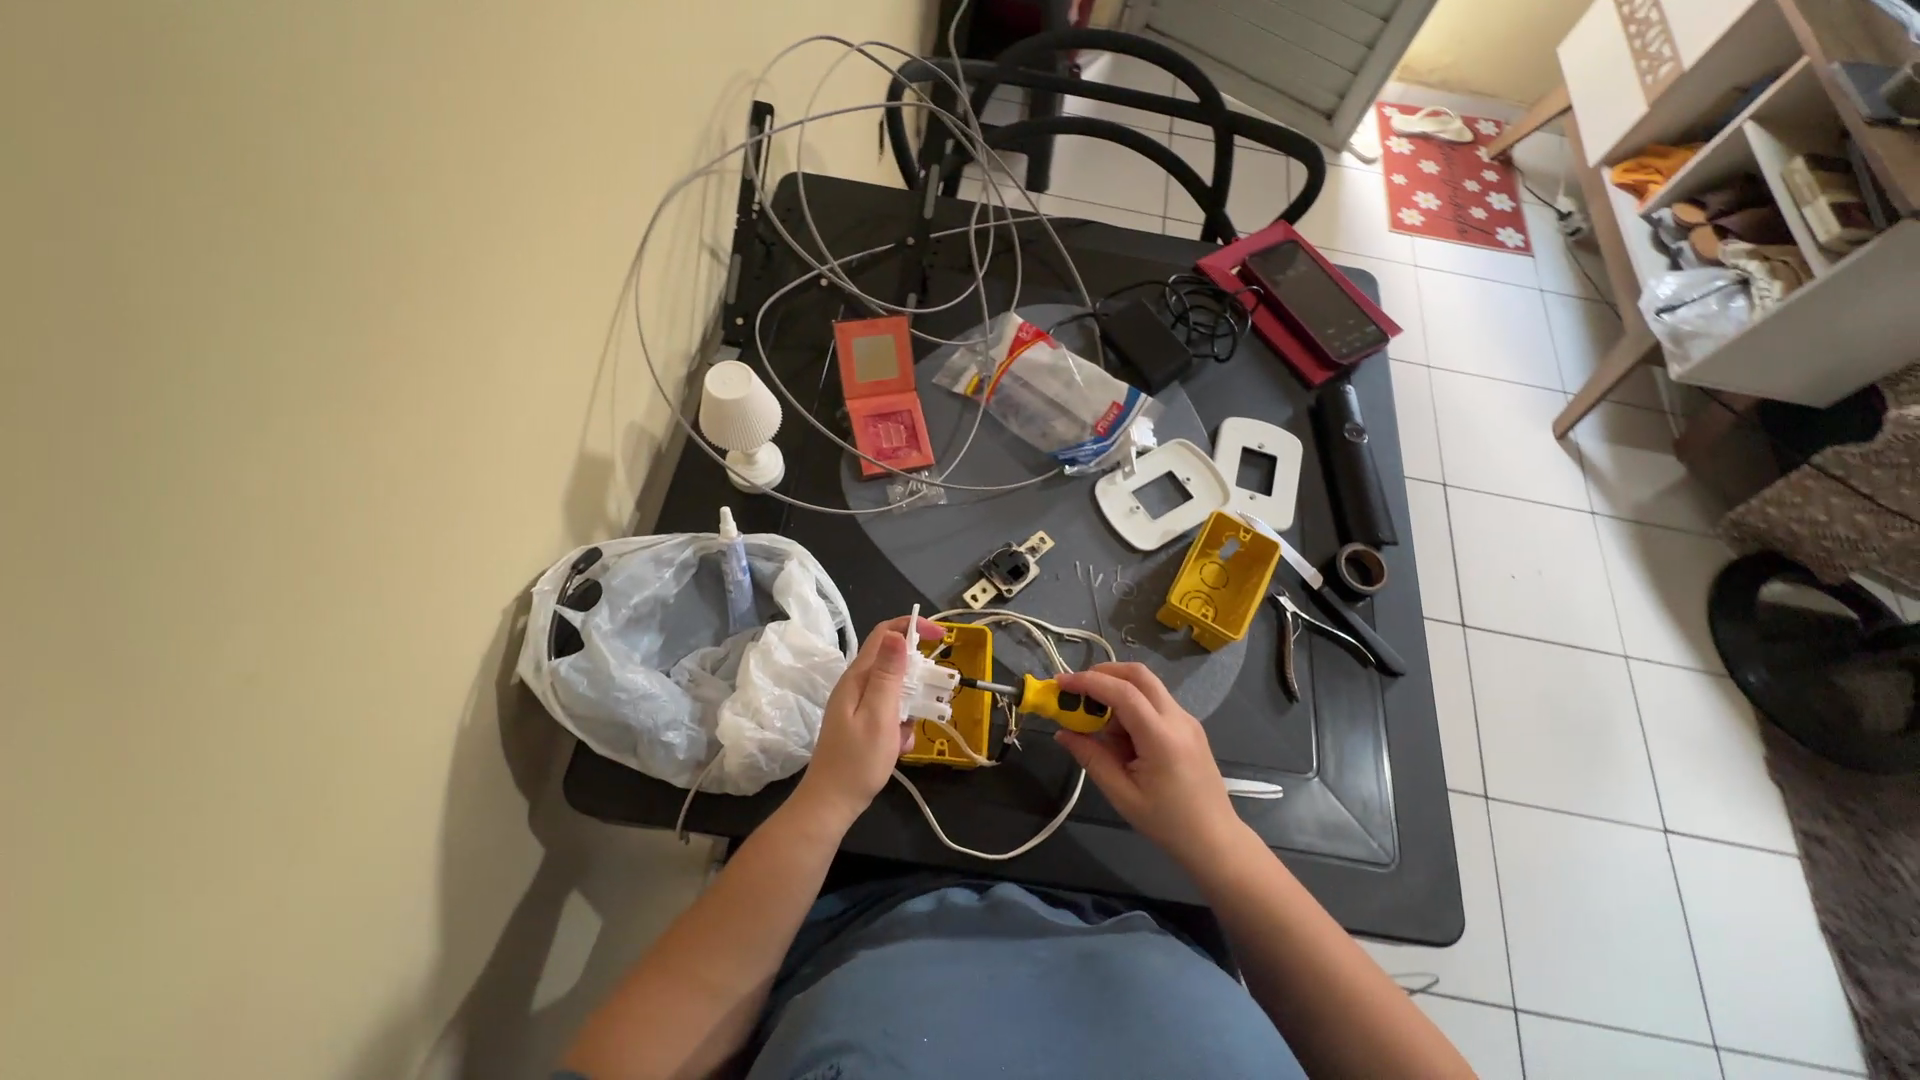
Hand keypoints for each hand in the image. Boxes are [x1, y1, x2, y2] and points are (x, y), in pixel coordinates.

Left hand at [795, 614, 946, 825]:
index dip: (913, 627)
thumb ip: (889, 674)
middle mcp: (856, 685)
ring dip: (910, 707)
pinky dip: (900, 726)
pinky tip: (899, 747)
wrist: (832, 803)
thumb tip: (897, 634)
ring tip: (907, 732)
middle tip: (932, 694)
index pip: (885, 635)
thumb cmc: (857, 760)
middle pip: (893, 662)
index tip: (942, 637)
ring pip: (895, 691)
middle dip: (917, 676)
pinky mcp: (862, 724)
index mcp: (857, 677)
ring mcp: (858, 705)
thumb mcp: (879, 715)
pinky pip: (890, 713)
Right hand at [1053, 663, 1244, 861]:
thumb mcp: (1122, 795)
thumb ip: (1092, 758)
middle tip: (1077, 688)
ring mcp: (1187, 721)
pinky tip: (1119, 734)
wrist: (1215, 839)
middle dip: (1104, 672)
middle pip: (1139, 675)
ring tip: (1096, 719)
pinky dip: (1132, 704)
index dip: (1089, 682)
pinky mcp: (1189, 727)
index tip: (1061, 683)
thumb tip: (1062, 733)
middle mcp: (1178, 719)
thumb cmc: (1167, 823)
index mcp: (1161, 738)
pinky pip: (1156, 702)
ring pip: (1148, 686)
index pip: (1123, 692)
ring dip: (1118, 689)